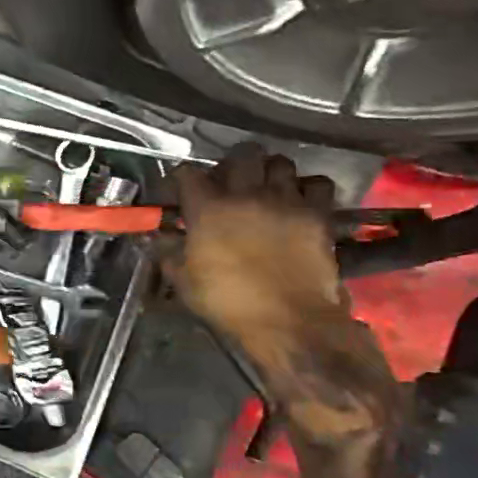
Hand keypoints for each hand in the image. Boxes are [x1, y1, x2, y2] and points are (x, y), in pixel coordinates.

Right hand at [167, 144, 392, 448]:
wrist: (288, 321)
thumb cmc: (227, 302)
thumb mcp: (182, 278)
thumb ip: (168, 249)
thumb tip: (160, 234)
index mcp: (208, 209)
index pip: (188, 173)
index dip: (181, 177)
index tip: (179, 189)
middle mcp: (247, 195)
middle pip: (241, 156)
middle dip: (230, 164)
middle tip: (226, 181)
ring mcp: (287, 201)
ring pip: (281, 163)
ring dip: (269, 171)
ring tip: (263, 186)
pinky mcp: (318, 214)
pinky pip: (317, 183)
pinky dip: (306, 186)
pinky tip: (297, 200)